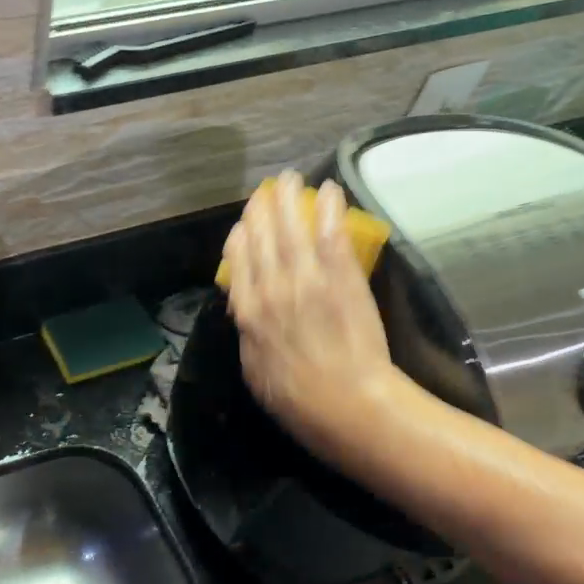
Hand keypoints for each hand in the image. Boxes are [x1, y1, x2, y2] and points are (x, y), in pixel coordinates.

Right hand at [223, 171, 412, 452]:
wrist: (347, 404)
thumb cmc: (297, 399)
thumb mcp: (254, 371)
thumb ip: (249, 334)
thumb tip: (247, 313)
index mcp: (247, 312)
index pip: (237, 262)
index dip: (239, 240)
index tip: (242, 228)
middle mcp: (271, 287)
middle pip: (261, 238)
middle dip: (262, 209)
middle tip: (266, 190)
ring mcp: (307, 279)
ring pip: (292, 229)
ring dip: (290, 200)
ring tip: (291, 179)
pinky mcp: (342, 278)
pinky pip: (331, 235)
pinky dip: (329, 210)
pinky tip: (329, 191)